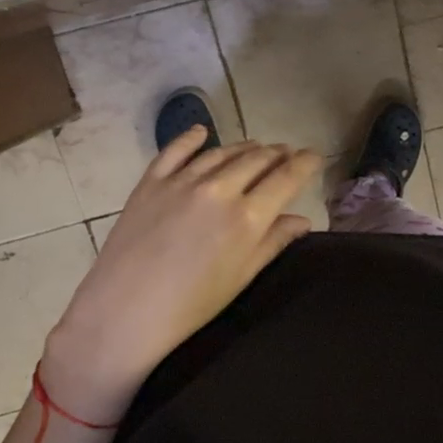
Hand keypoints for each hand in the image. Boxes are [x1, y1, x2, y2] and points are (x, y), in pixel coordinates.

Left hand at [40, 128, 322, 421]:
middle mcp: (219, 189)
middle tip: (287, 154)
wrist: (127, 310)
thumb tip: (302, 220)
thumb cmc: (192, 305)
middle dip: (278, 153)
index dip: (305, 163)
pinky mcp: (151, 182)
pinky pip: (176, 150)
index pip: (287, 178)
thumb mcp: (242, 277)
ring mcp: (182, 181)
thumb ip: (273, 242)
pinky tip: (202, 132)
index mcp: (248, 217)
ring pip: (222, 152)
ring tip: (257, 148)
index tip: (315, 157)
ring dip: (245, 147)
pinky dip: (192, 138)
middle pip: (257, 159)